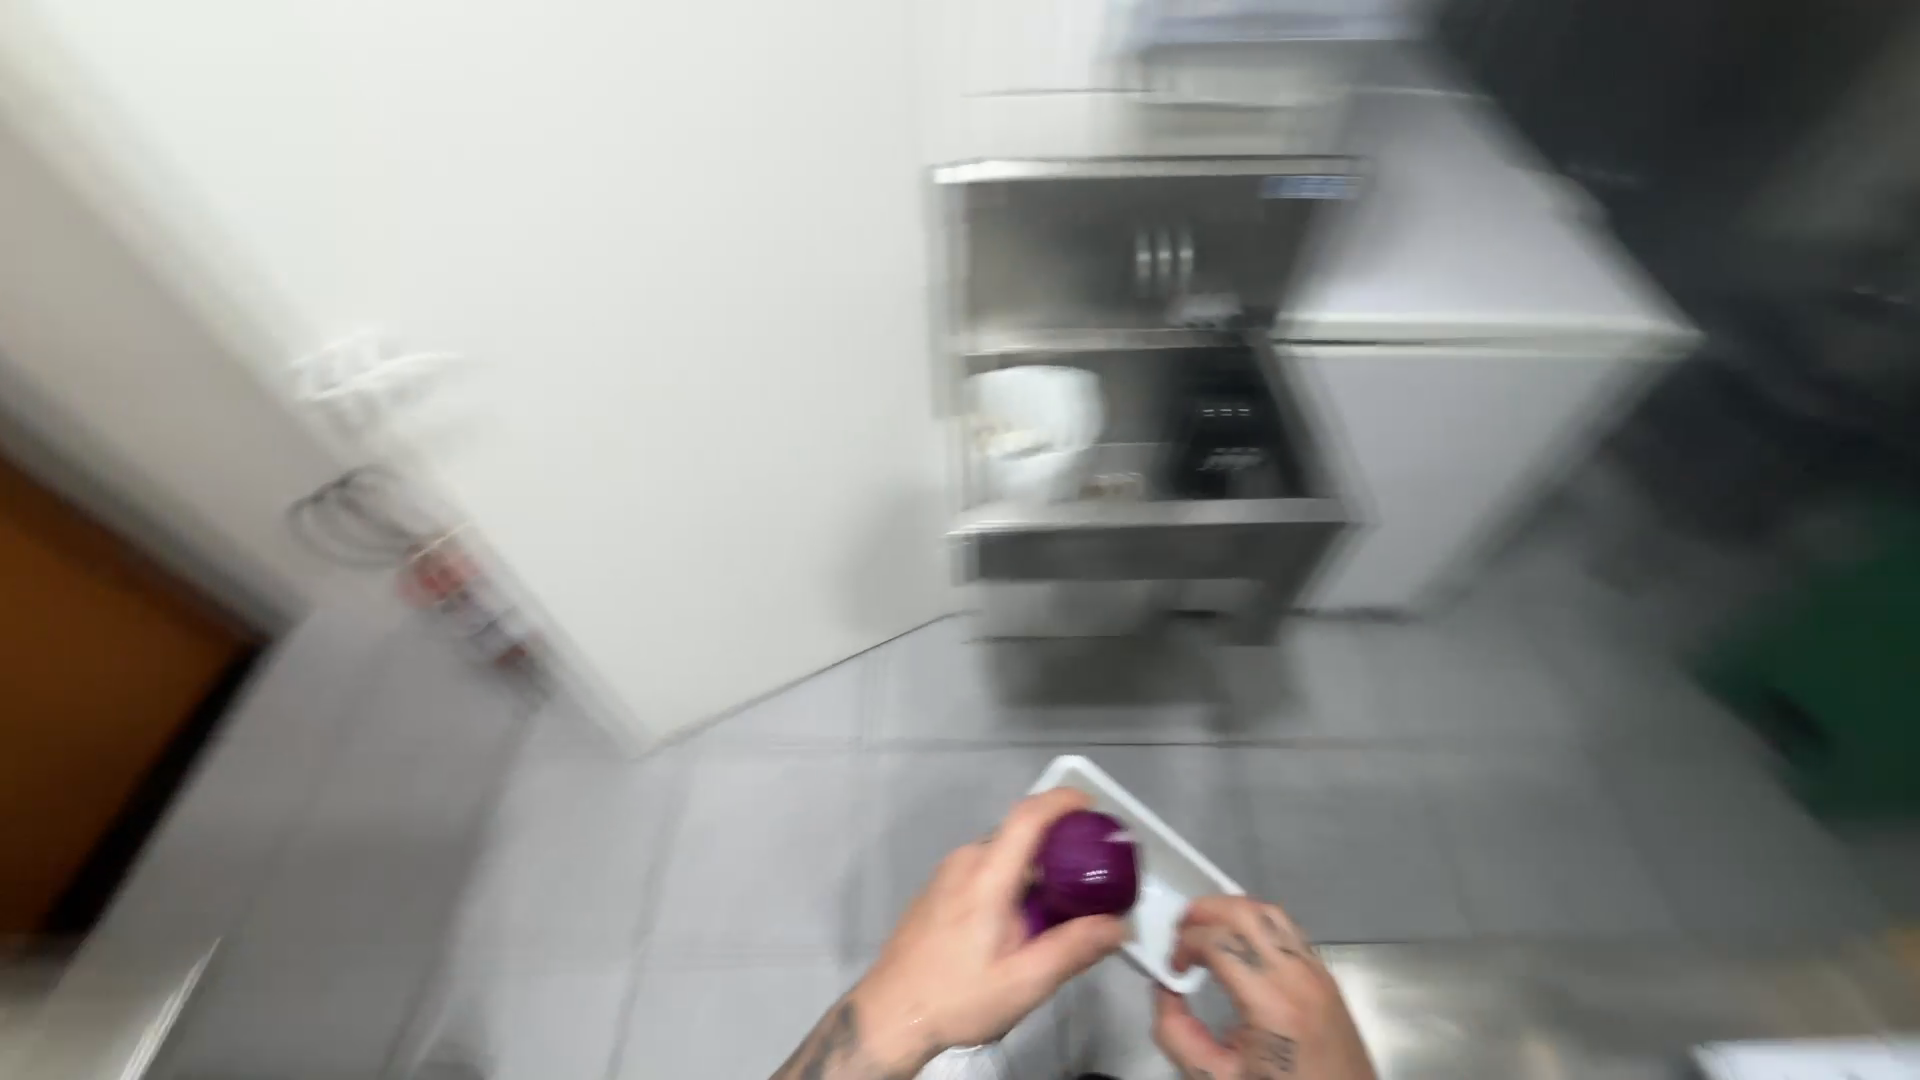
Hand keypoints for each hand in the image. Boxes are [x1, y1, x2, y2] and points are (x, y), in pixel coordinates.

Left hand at [821, 789, 1128, 1076]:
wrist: (891, 1012)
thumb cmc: (957, 996)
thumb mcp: (1024, 983)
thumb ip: (1073, 949)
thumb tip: (1118, 926)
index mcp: (988, 876)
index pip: (1027, 817)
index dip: (1060, 801)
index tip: (1090, 805)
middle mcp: (967, 860)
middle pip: (1020, 835)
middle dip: (1058, 845)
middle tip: (1091, 874)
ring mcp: (949, 870)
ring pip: (1004, 853)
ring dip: (1035, 867)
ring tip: (1061, 905)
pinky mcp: (941, 884)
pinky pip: (987, 866)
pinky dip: (1013, 877)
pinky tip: (1022, 917)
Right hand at [1152, 896, 1374, 1079]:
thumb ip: (1178, 1035)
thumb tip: (1165, 990)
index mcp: (1272, 1003)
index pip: (1217, 940)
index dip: (1184, 944)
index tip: (1173, 969)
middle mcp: (1298, 976)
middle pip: (1244, 912)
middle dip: (1204, 912)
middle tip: (1181, 935)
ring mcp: (1317, 973)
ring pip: (1269, 913)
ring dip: (1231, 912)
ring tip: (1208, 933)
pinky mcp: (1327, 979)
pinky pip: (1287, 931)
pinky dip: (1256, 924)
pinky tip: (1241, 949)